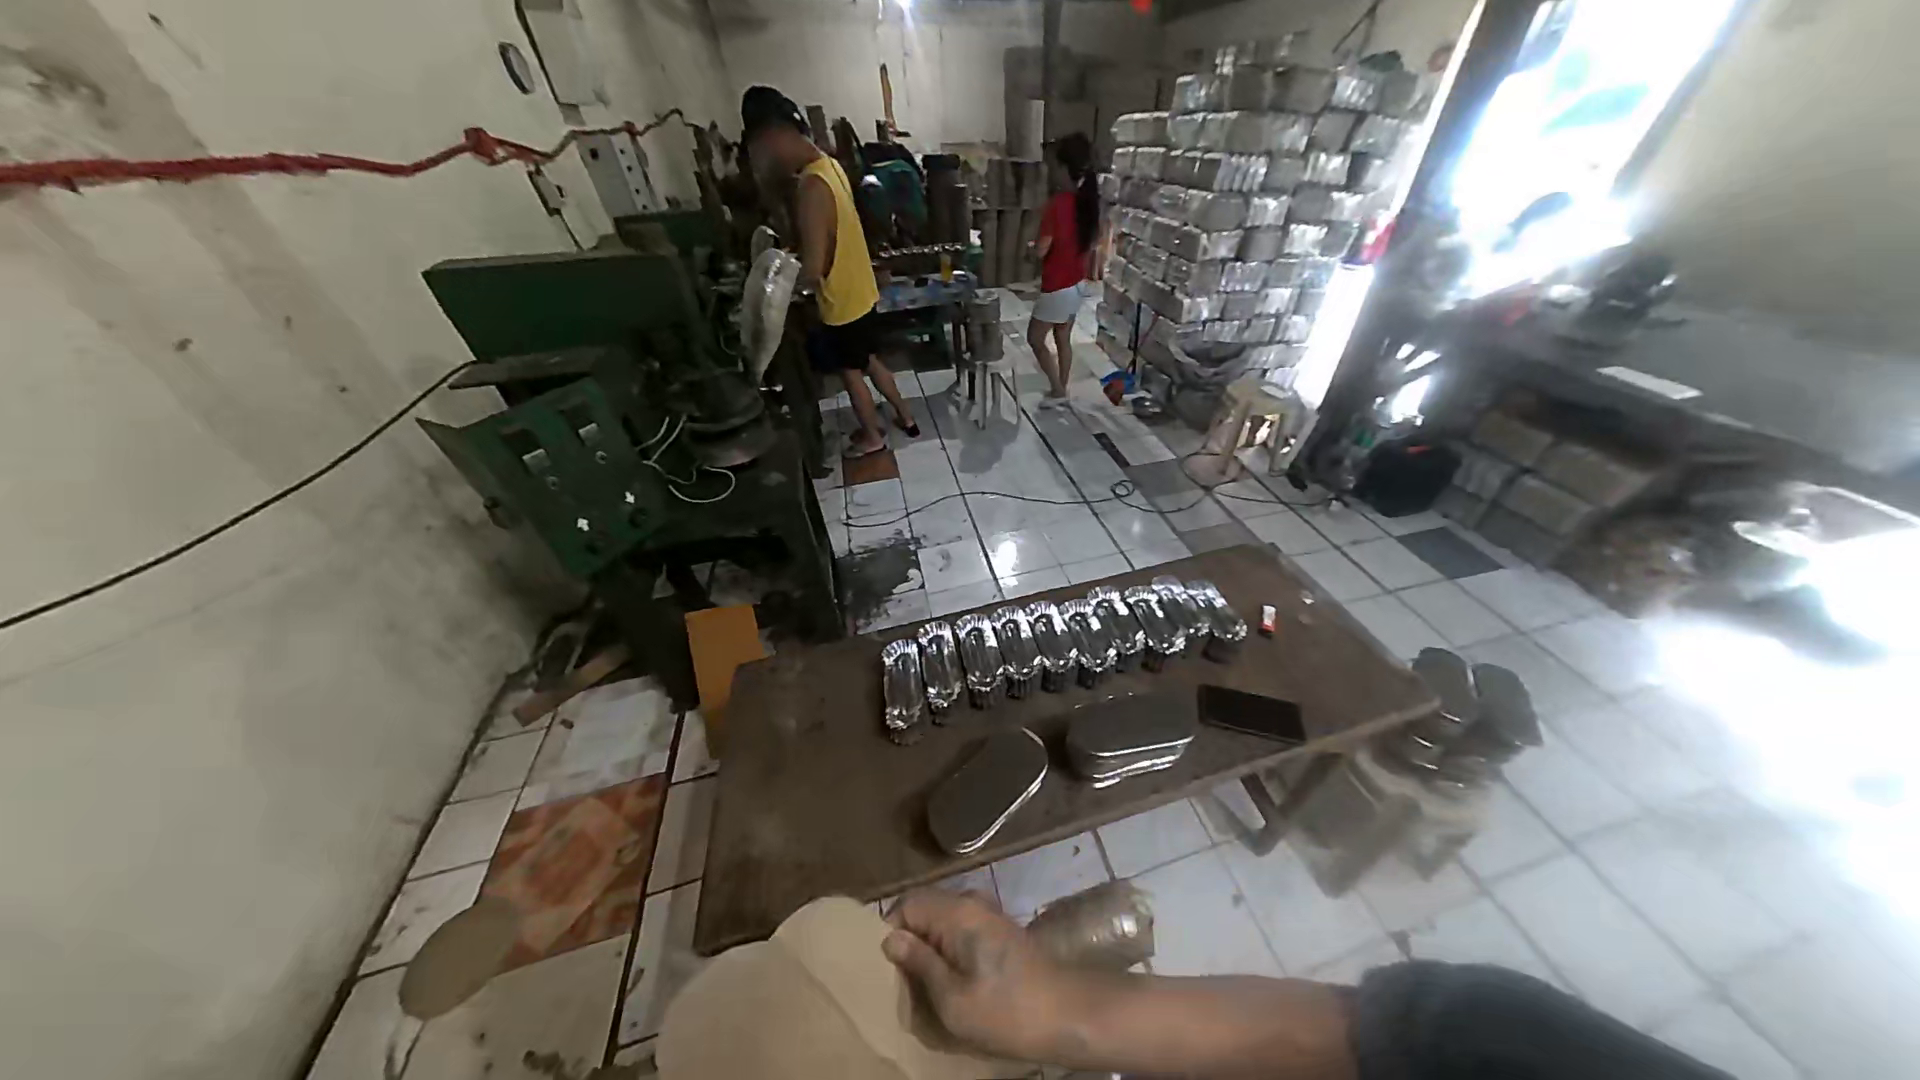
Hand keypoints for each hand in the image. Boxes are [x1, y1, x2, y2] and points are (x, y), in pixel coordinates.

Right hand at [882, 888, 1081, 1061]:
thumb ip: (919, 963)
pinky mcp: (998, 927)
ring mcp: (987, 911)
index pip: (907, 903)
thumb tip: (889, 938)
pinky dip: (948, 948)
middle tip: (903, 981)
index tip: (888, 969)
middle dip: (909, 939)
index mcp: (957, 911)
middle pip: (924, 908)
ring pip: (941, 918)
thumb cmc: (1006, 1010)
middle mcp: (971, 900)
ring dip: (929, 946)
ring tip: (924, 985)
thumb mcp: (952, 998)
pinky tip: (951, 980)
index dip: (892, 932)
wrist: (1067, 1014)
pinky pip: (959, 927)